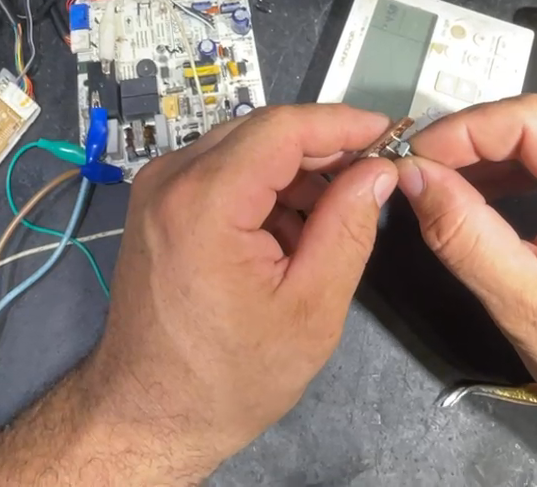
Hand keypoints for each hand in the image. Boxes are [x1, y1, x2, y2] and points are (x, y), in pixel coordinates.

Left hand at [80, 104, 397, 476]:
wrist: (149, 411)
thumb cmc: (230, 375)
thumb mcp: (310, 309)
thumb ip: (348, 228)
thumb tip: (376, 171)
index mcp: (204, 199)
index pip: (281, 128)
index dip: (339, 123)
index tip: (387, 131)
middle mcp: (171, 176)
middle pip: (260, 131)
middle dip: (320, 148)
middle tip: (370, 175)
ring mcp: (158, 185)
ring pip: (242, 147)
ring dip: (292, 171)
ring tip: (331, 218)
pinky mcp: (157, 200)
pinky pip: (220, 169)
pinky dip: (261, 186)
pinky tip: (289, 229)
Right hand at [398, 96, 536, 475]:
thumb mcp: (528, 311)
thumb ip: (463, 235)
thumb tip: (411, 174)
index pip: (536, 120)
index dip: (465, 128)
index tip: (414, 156)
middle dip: (475, 139)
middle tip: (423, 170)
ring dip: (498, 149)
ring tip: (449, 180)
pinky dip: (529, 163)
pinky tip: (495, 187)